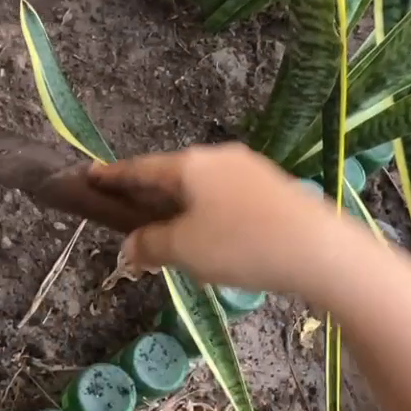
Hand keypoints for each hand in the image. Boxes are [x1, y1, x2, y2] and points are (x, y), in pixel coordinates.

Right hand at [89, 143, 367, 301]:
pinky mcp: (274, 189)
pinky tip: (211, 240)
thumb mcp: (184, 250)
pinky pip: (226, 199)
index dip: (112, 177)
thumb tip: (129, 248)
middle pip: (172, 176)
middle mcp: (219, 158)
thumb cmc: (241, 245)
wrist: (321, 252)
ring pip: (201, 188)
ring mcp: (250, 171)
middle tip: (128, 216)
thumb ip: (149, 245)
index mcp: (191, 164)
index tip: (89, 176)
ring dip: (179, 209)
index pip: (140, 168)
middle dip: (148, 197)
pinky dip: (206, 215)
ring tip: (169, 237)